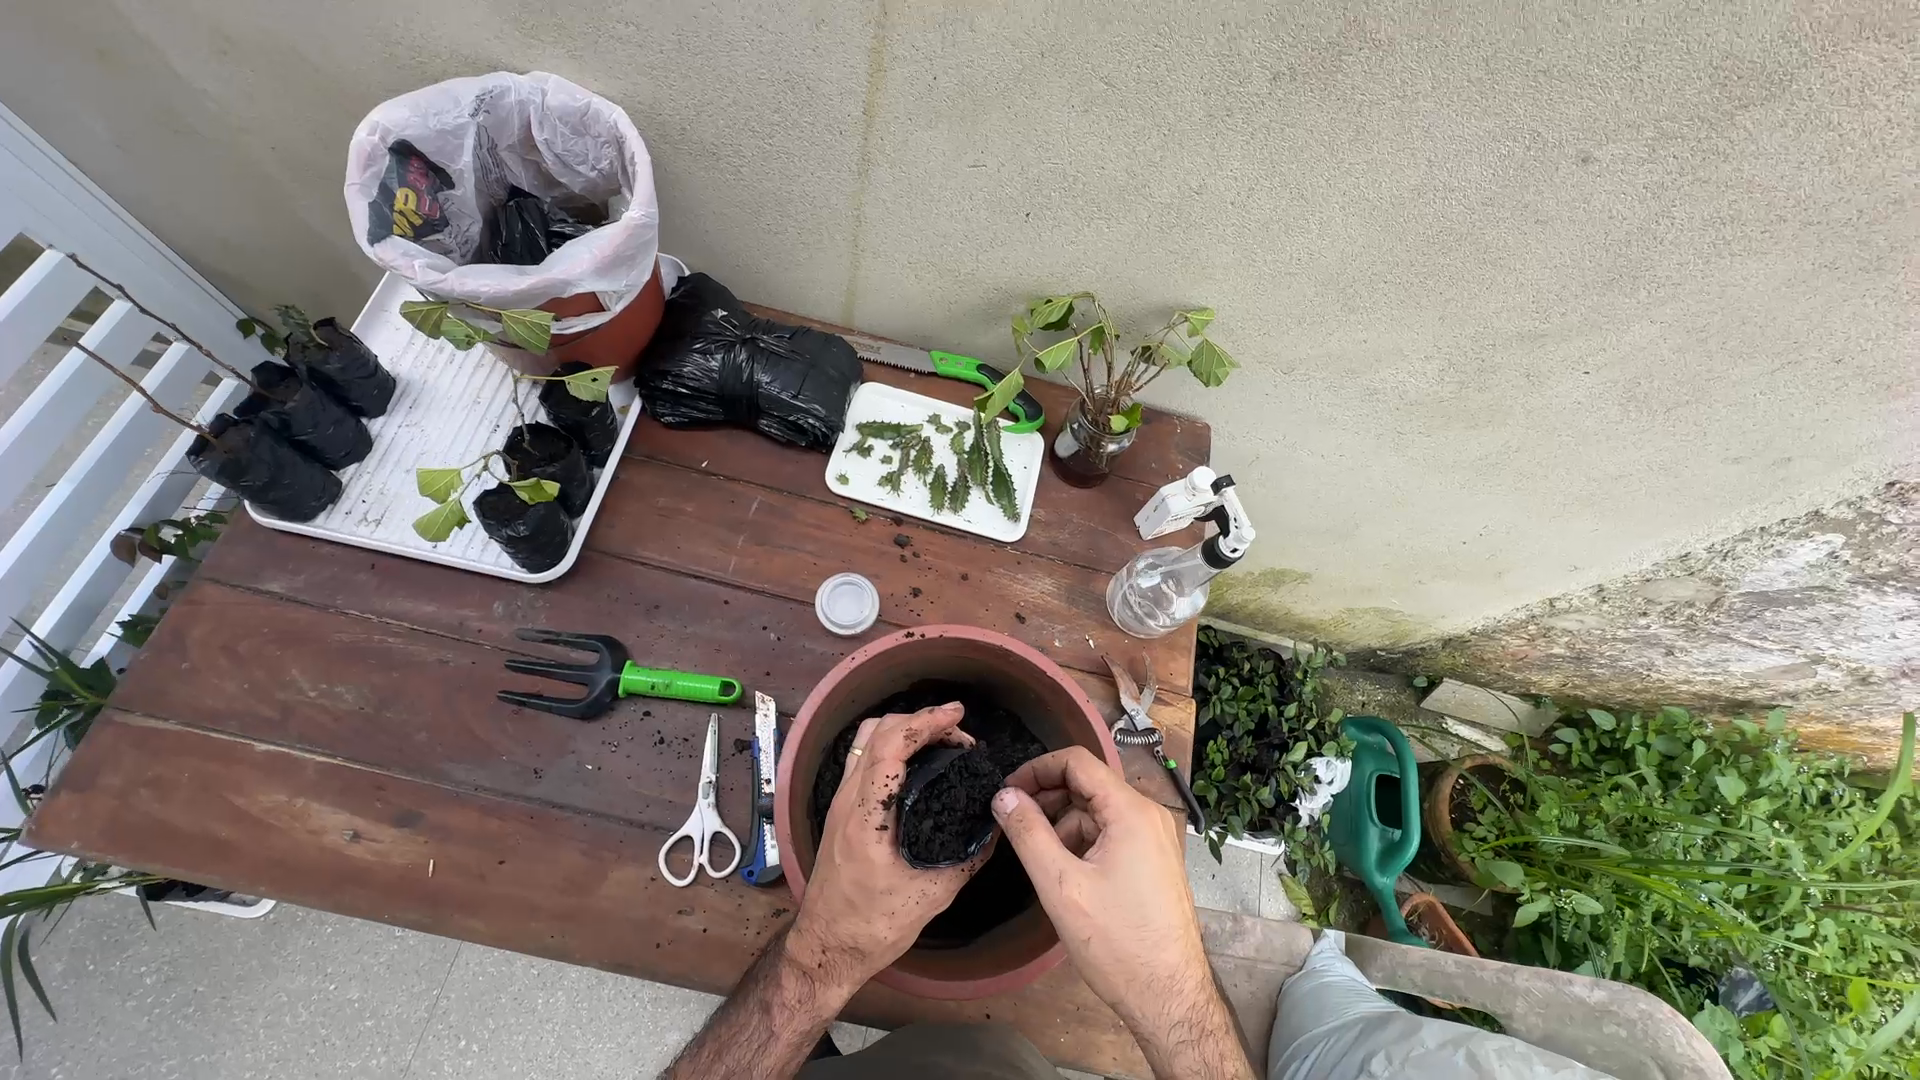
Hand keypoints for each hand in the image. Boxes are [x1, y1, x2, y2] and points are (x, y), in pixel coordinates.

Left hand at [788, 703, 988, 993]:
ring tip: (940, 739)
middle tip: (959, 733)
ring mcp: (840, 802)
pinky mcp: (841, 809)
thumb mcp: (930, 897)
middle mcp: (847, 799)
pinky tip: (917, 760)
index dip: (925, 722)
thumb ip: (966, 859)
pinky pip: (864, 757)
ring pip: (866, 739)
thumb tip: (996, 827)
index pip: (889, 747)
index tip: (958, 715)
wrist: (825, 948)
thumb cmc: (872, 928)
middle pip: (877, 731)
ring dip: (904, 728)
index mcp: (866, 817)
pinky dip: (892, 744)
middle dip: (921, 720)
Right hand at [992, 747, 1215, 1030]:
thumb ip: (1028, 833)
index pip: (1077, 762)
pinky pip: (1111, 833)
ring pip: (1097, 811)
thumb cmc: (1116, 943)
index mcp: (1131, 811)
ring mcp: (1156, 838)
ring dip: (1063, 823)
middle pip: (1089, 784)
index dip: (1037, 769)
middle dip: (1048, 797)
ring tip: (1038, 856)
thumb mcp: (1060, 886)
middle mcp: (1148, 815)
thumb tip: (1003, 795)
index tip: (1007, 793)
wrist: (1170, 1000)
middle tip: (1014, 822)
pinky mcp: (1155, 861)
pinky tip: (1065, 872)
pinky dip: (1083, 841)